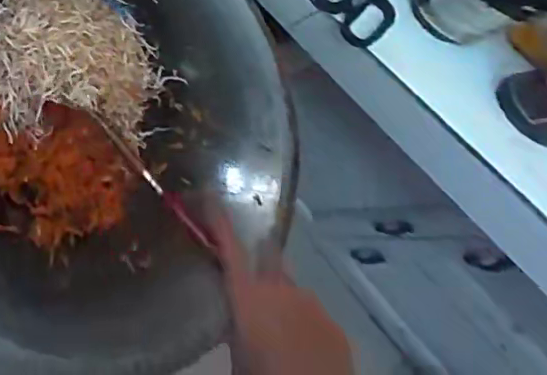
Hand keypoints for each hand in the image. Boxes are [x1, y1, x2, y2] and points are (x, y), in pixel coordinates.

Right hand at [204, 207, 351, 374]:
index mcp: (247, 294)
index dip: (219, 218)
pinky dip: (308, 325)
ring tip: (283, 328)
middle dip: (263, 254)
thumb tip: (236, 316)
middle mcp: (279, 289)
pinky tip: (306, 348)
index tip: (210, 194)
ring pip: (293, 290)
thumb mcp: (236, 353)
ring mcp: (311, 305)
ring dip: (286, 300)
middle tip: (257, 273)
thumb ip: (237, 324)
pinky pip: (315, 316)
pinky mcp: (336, 326)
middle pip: (270, 253)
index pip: (228, 244)